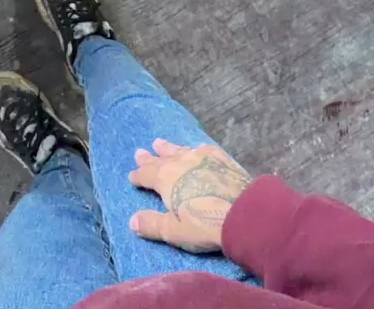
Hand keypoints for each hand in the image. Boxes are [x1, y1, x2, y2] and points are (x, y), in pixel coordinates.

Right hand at [127, 140, 253, 253]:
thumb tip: (132, 219)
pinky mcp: (219, 157)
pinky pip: (202, 149)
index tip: (131, 176)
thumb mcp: (173, 230)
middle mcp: (180, 162)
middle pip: (160, 159)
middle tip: (140, 152)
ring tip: (159, 143)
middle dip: (149, 158)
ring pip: (179, 150)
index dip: (138, 176)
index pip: (146, 175)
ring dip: (168, 148)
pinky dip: (194, 149)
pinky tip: (196, 149)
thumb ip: (152, 224)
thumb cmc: (203, 224)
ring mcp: (200, 156)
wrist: (242, 211)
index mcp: (165, 178)